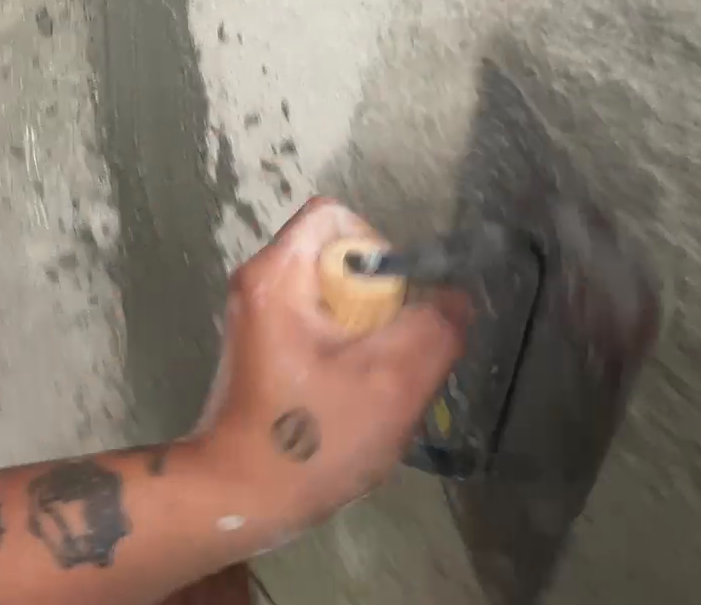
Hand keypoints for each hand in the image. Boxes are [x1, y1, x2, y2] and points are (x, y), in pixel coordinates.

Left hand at [193, 198, 466, 528]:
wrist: (246, 483)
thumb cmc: (314, 433)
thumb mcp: (391, 382)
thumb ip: (431, 328)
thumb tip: (454, 293)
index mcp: (275, 274)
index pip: (332, 216)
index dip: (376, 248)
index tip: (393, 303)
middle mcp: (257, 279)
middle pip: (333, 254)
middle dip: (376, 297)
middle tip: (387, 351)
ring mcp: (255, 308)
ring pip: (330, 291)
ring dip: (365, 327)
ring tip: (370, 377)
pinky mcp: (260, 336)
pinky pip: (315, 316)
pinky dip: (343, 343)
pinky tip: (350, 389)